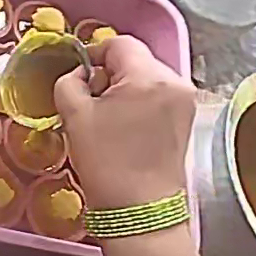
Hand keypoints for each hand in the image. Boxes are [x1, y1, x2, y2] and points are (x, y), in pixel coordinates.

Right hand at [53, 36, 194, 210]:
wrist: (138, 210)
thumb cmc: (105, 163)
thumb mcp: (74, 118)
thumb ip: (69, 83)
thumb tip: (80, 75)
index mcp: (149, 76)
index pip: (119, 44)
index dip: (94, 55)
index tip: (79, 79)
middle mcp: (175, 81)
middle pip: (135, 60)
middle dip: (110, 76)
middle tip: (90, 105)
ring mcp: (185, 101)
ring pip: (147, 79)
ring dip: (124, 91)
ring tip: (107, 121)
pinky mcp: (186, 120)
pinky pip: (157, 98)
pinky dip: (138, 106)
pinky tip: (124, 131)